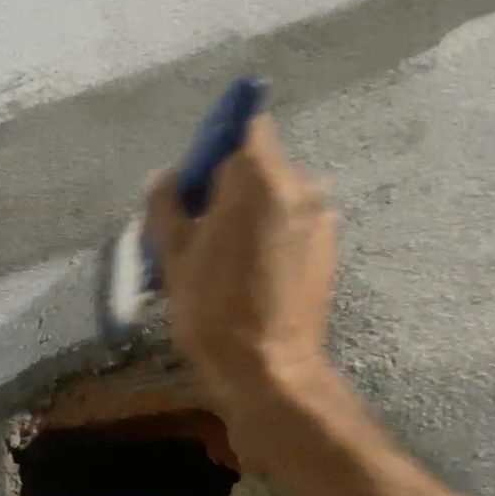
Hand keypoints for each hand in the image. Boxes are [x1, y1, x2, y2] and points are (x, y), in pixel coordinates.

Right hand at [144, 112, 340, 417]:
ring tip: (220, 262)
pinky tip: (247, 278)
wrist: (268, 369)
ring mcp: (320, 216)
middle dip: (225, 189)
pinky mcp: (328, 247)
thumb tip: (166, 177)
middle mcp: (300, 185)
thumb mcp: (174, 258)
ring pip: (273, 198)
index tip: (193, 184)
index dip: (214, 148)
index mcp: (259, 178)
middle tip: (195, 232)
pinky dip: (267, 238)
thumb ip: (167, 207)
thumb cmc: (213, 312)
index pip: (243, 126)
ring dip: (246, 216)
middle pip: (257, 165)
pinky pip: (290, 225)